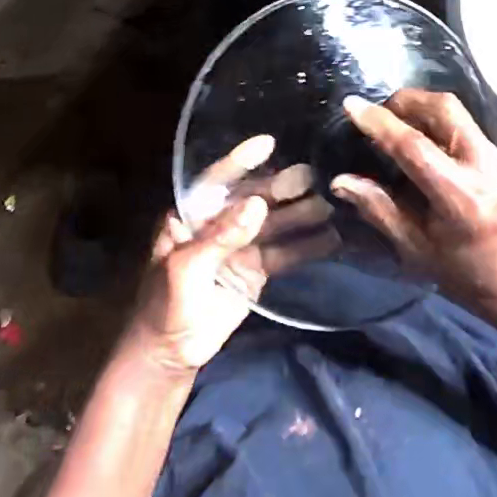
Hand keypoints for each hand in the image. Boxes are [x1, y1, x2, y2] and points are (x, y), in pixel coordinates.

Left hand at [125, 136, 337, 375]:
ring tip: (329, 205)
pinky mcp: (256, 270)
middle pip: (253, 199)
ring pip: (273, 224)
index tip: (267, 144)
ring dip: (299, 214)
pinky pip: (283, 253)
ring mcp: (240, 245)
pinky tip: (331, 239)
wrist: (170, 352)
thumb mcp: (186, 269)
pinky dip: (306, 247)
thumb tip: (257, 204)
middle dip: (280, 188)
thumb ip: (221, 237)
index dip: (240, 161)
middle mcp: (219, 222)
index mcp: (193, 214)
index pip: (217, 180)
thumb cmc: (165, 303)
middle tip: (311, 178)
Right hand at [333, 90, 496, 338]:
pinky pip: (465, 126)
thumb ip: (378, 209)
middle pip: (443, 108)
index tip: (351, 105)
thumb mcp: (417, 251)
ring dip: (421, 108)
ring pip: (456, 112)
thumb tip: (340, 180)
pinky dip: (437, 123)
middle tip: (378, 114)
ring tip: (395, 123)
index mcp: (460, 197)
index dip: (379, 122)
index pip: (413, 145)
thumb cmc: (470, 279)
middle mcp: (484, 167)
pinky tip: (421, 142)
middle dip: (405, 101)